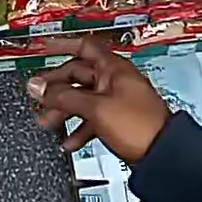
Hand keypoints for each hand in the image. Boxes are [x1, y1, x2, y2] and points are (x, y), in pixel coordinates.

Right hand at [26, 39, 170, 162]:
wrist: (163, 155)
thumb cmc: (139, 125)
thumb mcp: (95, 108)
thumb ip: (64, 97)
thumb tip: (39, 87)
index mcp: (112, 68)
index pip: (83, 47)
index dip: (62, 45)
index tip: (45, 47)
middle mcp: (114, 80)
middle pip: (78, 75)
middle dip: (56, 87)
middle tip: (38, 95)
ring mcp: (116, 100)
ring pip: (82, 99)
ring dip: (64, 110)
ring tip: (47, 122)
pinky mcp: (118, 120)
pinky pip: (92, 118)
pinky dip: (79, 127)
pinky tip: (69, 141)